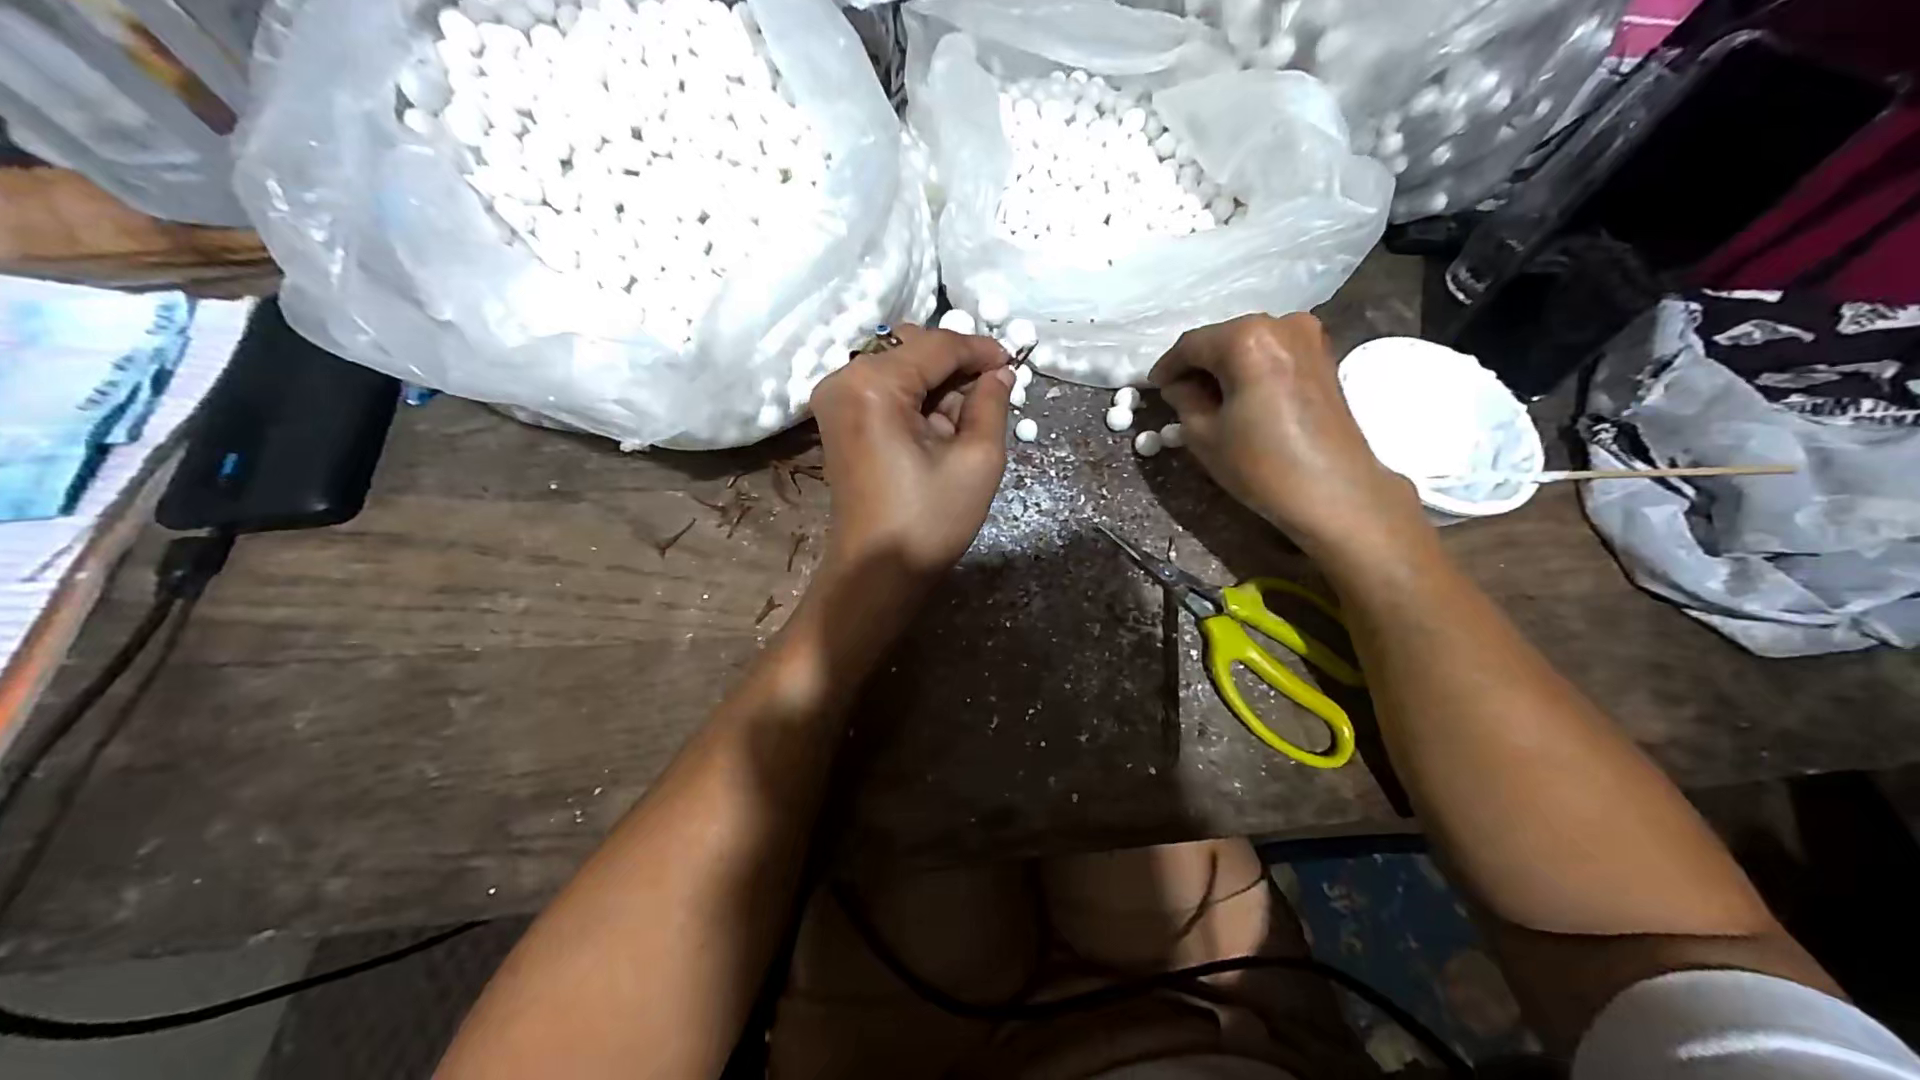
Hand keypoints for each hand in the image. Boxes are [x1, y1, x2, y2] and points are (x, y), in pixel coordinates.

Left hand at [810, 324, 1013, 582]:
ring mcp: (837, 399)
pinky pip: (885, 389)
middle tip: (993, 393)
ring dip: (938, 384)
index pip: (938, 346)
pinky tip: (942, 425)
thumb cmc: (929, 521)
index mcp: (874, 385)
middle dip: (957, 367)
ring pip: (901, 367)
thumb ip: (992, 404)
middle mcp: (845, 380)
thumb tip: (999, 374)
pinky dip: (917, 398)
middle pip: (914, 350)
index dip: (981, 351)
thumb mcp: (977, 460)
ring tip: (968, 419)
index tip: (1015, 363)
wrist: (877, 571)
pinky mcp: (839, 418)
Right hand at [1149, 314, 1428, 559]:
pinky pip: (1272, 354)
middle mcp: (1281, 324)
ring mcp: (1309, 337)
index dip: (1167, 367)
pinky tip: (1239, 396)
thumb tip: (1180, 385)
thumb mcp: (1204, 434)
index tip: (1153, 386)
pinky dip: (1250, 370)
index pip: (1192, 345)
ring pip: (1248, 345)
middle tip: (1178, 394)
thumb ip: (1184, 399)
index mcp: (1246, 339)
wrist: (1334, 491)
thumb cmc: (1261, 465)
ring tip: (1208, 398)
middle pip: (1222, 339)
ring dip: (1224, 367)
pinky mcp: (1323, 356)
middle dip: (1198, 365)